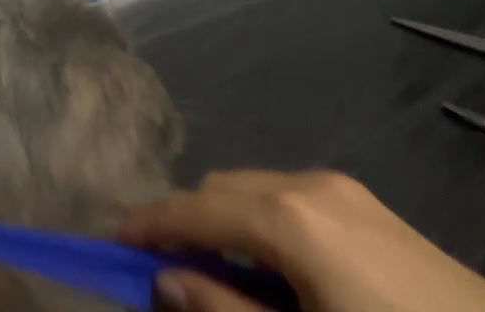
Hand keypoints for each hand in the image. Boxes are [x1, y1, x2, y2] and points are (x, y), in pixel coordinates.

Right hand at [118, 170, 484, 311]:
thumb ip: (223, 309)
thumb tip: (164, 280)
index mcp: (286, 216)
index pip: (188, 209)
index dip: (143, 225)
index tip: (108, 244)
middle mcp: (308, 186)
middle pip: (217, 190)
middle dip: (187, 225)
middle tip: (173, 272)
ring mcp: (347, 193)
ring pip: (253, 191)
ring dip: (227, 225)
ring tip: (227, 276)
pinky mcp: (376, 211)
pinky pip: (292, 202)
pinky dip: (265, 226)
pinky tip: (281, 272)